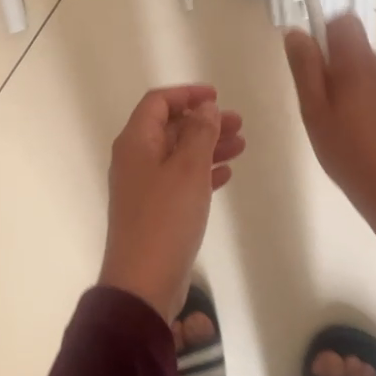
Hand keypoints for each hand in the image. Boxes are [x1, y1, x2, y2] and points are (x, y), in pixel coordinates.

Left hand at [101, 85, 244, 319]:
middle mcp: (134, 159)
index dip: (187, 95)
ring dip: (208, 147)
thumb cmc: (166, 218)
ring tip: (241, 146)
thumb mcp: (188, 169)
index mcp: (135, 142)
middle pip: (170, 127)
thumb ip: (199, 133)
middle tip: (239, 125)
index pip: (157, 102)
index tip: (217, 97)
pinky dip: (202, 172)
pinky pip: (179, 180)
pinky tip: (226, 174)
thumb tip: (204, 107)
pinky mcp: (154, 210)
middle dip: (204, 122)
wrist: (143, 280)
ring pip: (178, 154)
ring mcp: (143, 186)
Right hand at [285, 15, 375, 295]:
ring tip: (353, 127)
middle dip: (342, 69)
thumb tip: (296, 32)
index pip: (343, 21)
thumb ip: (305, 67)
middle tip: (328, 109)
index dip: (326, 36)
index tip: (315, 65)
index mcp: (358, 62)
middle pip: (358, 50)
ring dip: (362, 87)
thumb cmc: (347, 152)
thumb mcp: (313, 112)